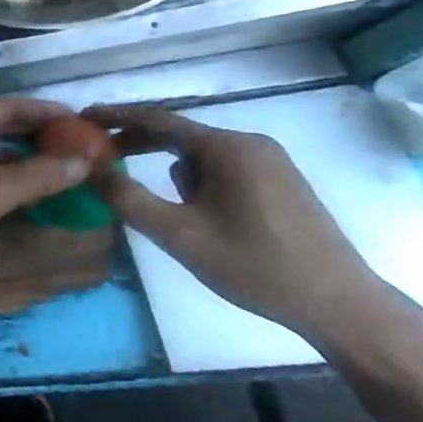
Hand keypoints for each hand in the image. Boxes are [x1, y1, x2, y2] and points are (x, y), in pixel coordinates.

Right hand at [82, 104, 391, 339]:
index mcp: (227, 147)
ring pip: (201, 155)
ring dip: (172, 171)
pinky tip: (200, 216)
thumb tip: (91, 168)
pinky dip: (198, 181)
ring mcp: (270, 160)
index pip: (158, 119)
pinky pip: (223, 167)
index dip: (116, 116)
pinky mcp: (280, 180)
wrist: (340, 305)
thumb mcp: (179, 235)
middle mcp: (250, 142)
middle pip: (179, 133)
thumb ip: (128, 199)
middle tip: (100, 157)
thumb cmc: (254, 266)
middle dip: (138, 143)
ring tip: (169, 214)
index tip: (82, 117)